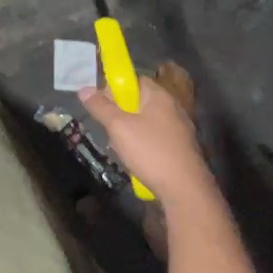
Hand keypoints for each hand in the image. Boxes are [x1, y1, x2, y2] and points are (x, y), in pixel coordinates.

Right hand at [79, 77, 214, 201]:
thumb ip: (100, 106)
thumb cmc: (151, 152)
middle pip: (139, 101)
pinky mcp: (183, 150)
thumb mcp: (118, 127)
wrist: (187, 193)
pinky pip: (156, 138)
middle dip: (120, 112)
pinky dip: (144, 144)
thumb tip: (84, 89)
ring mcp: (181, 131)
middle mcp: (173, 109)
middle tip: (108, 126)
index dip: (115, 87)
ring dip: (130, 130)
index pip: (134, 80)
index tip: (102, 103)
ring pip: (146, 122)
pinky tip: (137, 159)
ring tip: (121, 146)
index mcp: (160, 97)